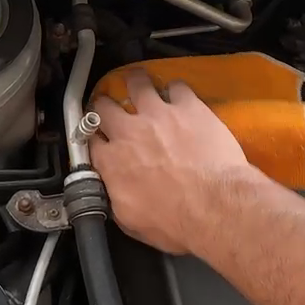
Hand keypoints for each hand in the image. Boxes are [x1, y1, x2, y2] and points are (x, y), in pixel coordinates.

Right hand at [90, 70, 260, 253]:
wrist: (215, 207)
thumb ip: (114, 198)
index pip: (89, 139)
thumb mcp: (130, 221)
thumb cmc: (175, 222)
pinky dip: (175, 90)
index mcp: (111, 161)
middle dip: (104, 105)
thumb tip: (112, 192)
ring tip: (138, 82)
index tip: (99, 139)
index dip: (93, 137)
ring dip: (135, 83)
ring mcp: (158, 114)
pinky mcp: (188, 106)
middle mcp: (129, 131)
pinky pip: (176, 85)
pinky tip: (179, 96)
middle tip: (110, 107)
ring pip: (137, 84)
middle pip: (104, 106)